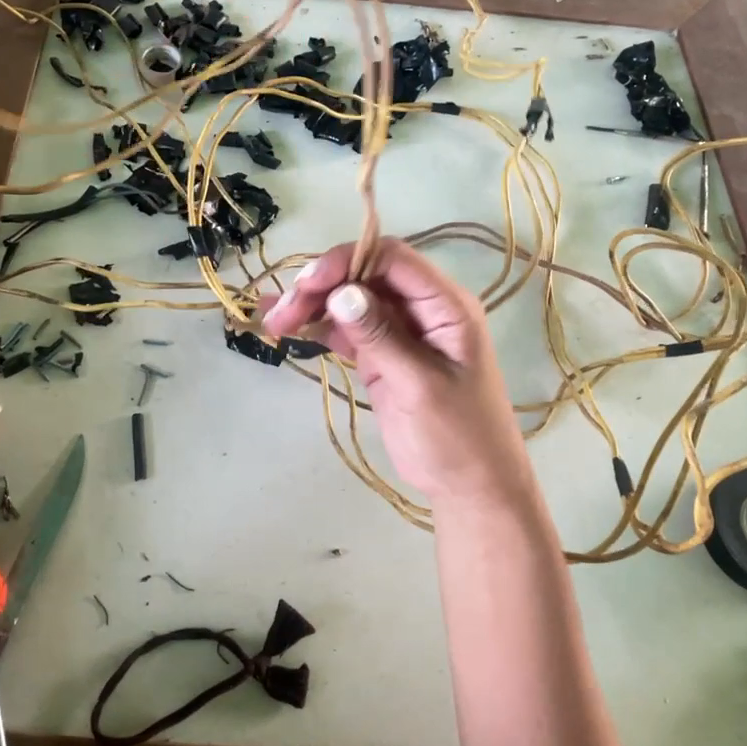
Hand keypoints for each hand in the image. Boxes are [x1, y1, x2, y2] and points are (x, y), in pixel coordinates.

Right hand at [261, 240, 532, 507]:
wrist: (472, 487)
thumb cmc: (458, 436)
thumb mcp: (419, 386)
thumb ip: (380, 338)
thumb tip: (340, 293)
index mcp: (444, 305)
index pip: (391, 258)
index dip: (346, 260)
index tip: (307, 284)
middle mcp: (421, 307)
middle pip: (364, 275)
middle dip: (320, 286)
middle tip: (280, 313)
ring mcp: (400, 330)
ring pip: (349, 300)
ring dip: (311, 305)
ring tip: (274, 322)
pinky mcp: (382, 354)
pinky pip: (346, 328)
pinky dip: (317, 326)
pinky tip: (287, 329)